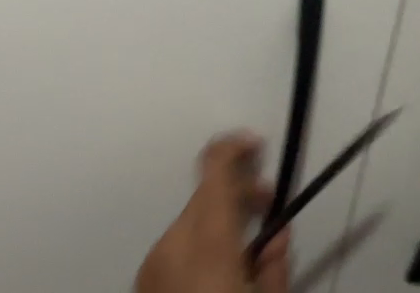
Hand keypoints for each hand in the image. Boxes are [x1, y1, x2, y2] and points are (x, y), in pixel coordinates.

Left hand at [136, 132, 290, 292]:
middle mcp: (174, 241)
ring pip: (191, 221)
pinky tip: (215, 267)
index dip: (234, 145)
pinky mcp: (143, 276)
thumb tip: (277, 234)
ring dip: (218, 220)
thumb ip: (274, 263)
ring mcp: (153, 259)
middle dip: (237, 190)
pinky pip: (175, 246)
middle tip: (266, 201)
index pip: (214, 168)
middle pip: (205, 194)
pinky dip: (197, 244)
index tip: (253, 141)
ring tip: (244, 243)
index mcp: (207, 240)